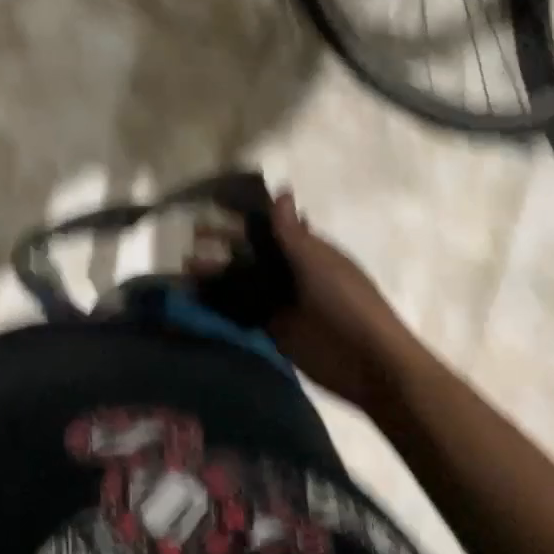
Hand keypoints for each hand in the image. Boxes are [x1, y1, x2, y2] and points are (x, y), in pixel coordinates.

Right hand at [190, 191, 421, 413]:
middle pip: (250, 254)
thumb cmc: (348, 304)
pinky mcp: (272, 330)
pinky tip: (196, 300)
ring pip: (241, 282)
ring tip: (185, 270)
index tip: (209, 208)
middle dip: (221, 246)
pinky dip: (220, 305)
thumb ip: (291, 233)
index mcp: (306, 253)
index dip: (241, 219)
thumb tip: (281, 190)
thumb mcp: (318, 263)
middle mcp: (290, 274)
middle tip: (189, 239)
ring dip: (216, 275)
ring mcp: (280, 303)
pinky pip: (241, 312)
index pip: (268, 228)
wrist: (368, 364)